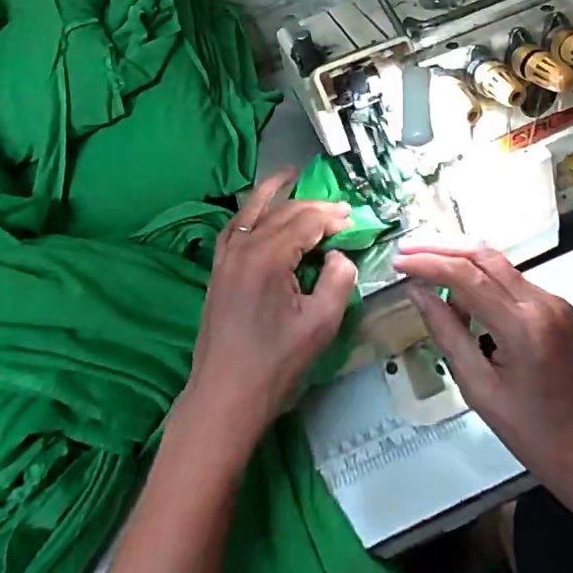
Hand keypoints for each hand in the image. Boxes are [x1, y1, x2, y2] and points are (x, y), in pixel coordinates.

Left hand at [183, 170, 357, 443]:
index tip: (355, 222)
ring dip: (276, 193)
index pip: (308, 221)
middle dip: (314, 207)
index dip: (334, 218)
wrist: (224, 398)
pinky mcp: (218, 270)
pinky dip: (249, 211)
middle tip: (341, 210)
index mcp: (269, 256)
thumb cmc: (275, 364)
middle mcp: (244, 247)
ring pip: (254, 211)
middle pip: (284, 212)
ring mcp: (226, 257)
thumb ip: (339, 279)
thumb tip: (339, 256)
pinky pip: (234, 226)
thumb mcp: (321, 323)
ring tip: (291, 174)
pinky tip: (258, 209)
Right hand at [395, 241, 572, 572]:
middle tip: (407, 252)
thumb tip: (417, 292)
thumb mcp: (478, 388)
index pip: (468, 276)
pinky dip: (484, 279)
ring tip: (425, 268)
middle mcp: (543, 302)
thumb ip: (447, 332)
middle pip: (486, 255)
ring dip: (462, 260)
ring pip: (500, 263)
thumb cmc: (529, 431)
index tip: (399, 263)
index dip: (429, 263)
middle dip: (443, 247)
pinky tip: (461, 295)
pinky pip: (514, 281)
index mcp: (523, 327)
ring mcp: (555, 300)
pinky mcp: (559, 304)